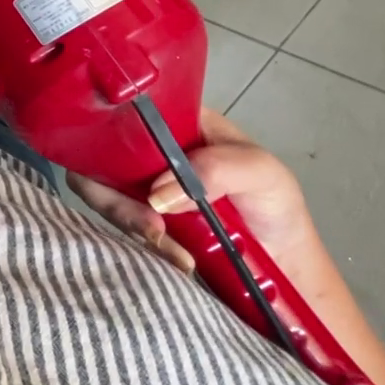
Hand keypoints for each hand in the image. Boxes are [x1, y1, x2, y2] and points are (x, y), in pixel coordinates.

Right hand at [65, 108, 316, 272]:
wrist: (286, 272)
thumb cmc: (277, 208)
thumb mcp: (261, 173)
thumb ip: (216, 170)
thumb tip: (155, 194)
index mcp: (175, 124)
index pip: (126, 113)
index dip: (111, 132)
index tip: (121, 164)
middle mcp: (148, 150)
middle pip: (99, 156)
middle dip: (113, 193)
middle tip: (149, 223)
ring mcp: (139, 186)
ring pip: (102, 192)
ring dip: (127, 220)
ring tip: (168, 246)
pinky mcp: (140, 219)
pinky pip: (118, 223)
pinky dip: (139, 240)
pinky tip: (176, 258)